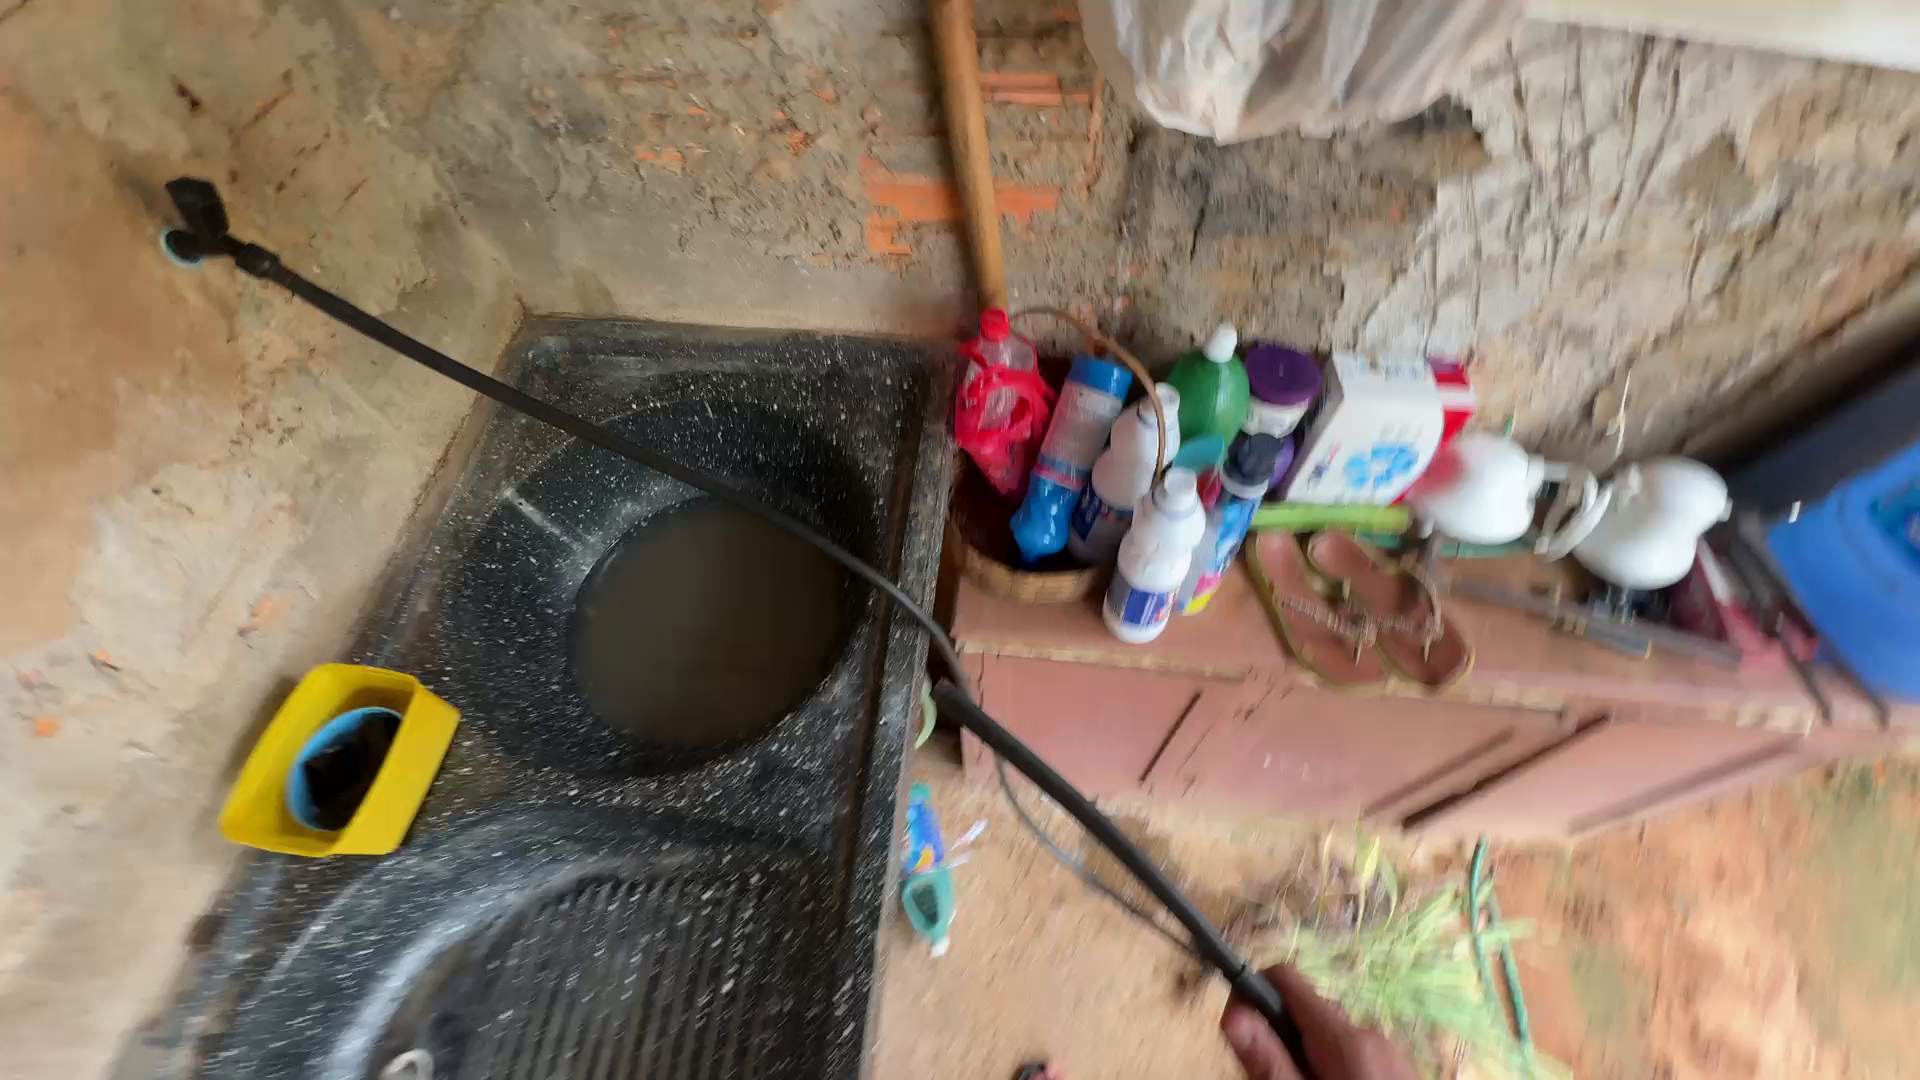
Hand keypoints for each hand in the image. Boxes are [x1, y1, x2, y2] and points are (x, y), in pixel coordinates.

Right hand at [1219, 964, 1417, 1079]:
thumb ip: (1268, 1062)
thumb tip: (1231, 1013)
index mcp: (1345, 1037)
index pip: (1284, 978)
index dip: (1253, 994)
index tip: (1239, 1031)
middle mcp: (1371, 1035)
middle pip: (1305, 1012)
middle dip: (1280, 1039)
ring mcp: (1395, 1057)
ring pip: (1329, 1039)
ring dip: (1307, 1061)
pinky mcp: (1405, 1077)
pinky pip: (1357, 1060)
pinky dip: (1335, 1073)